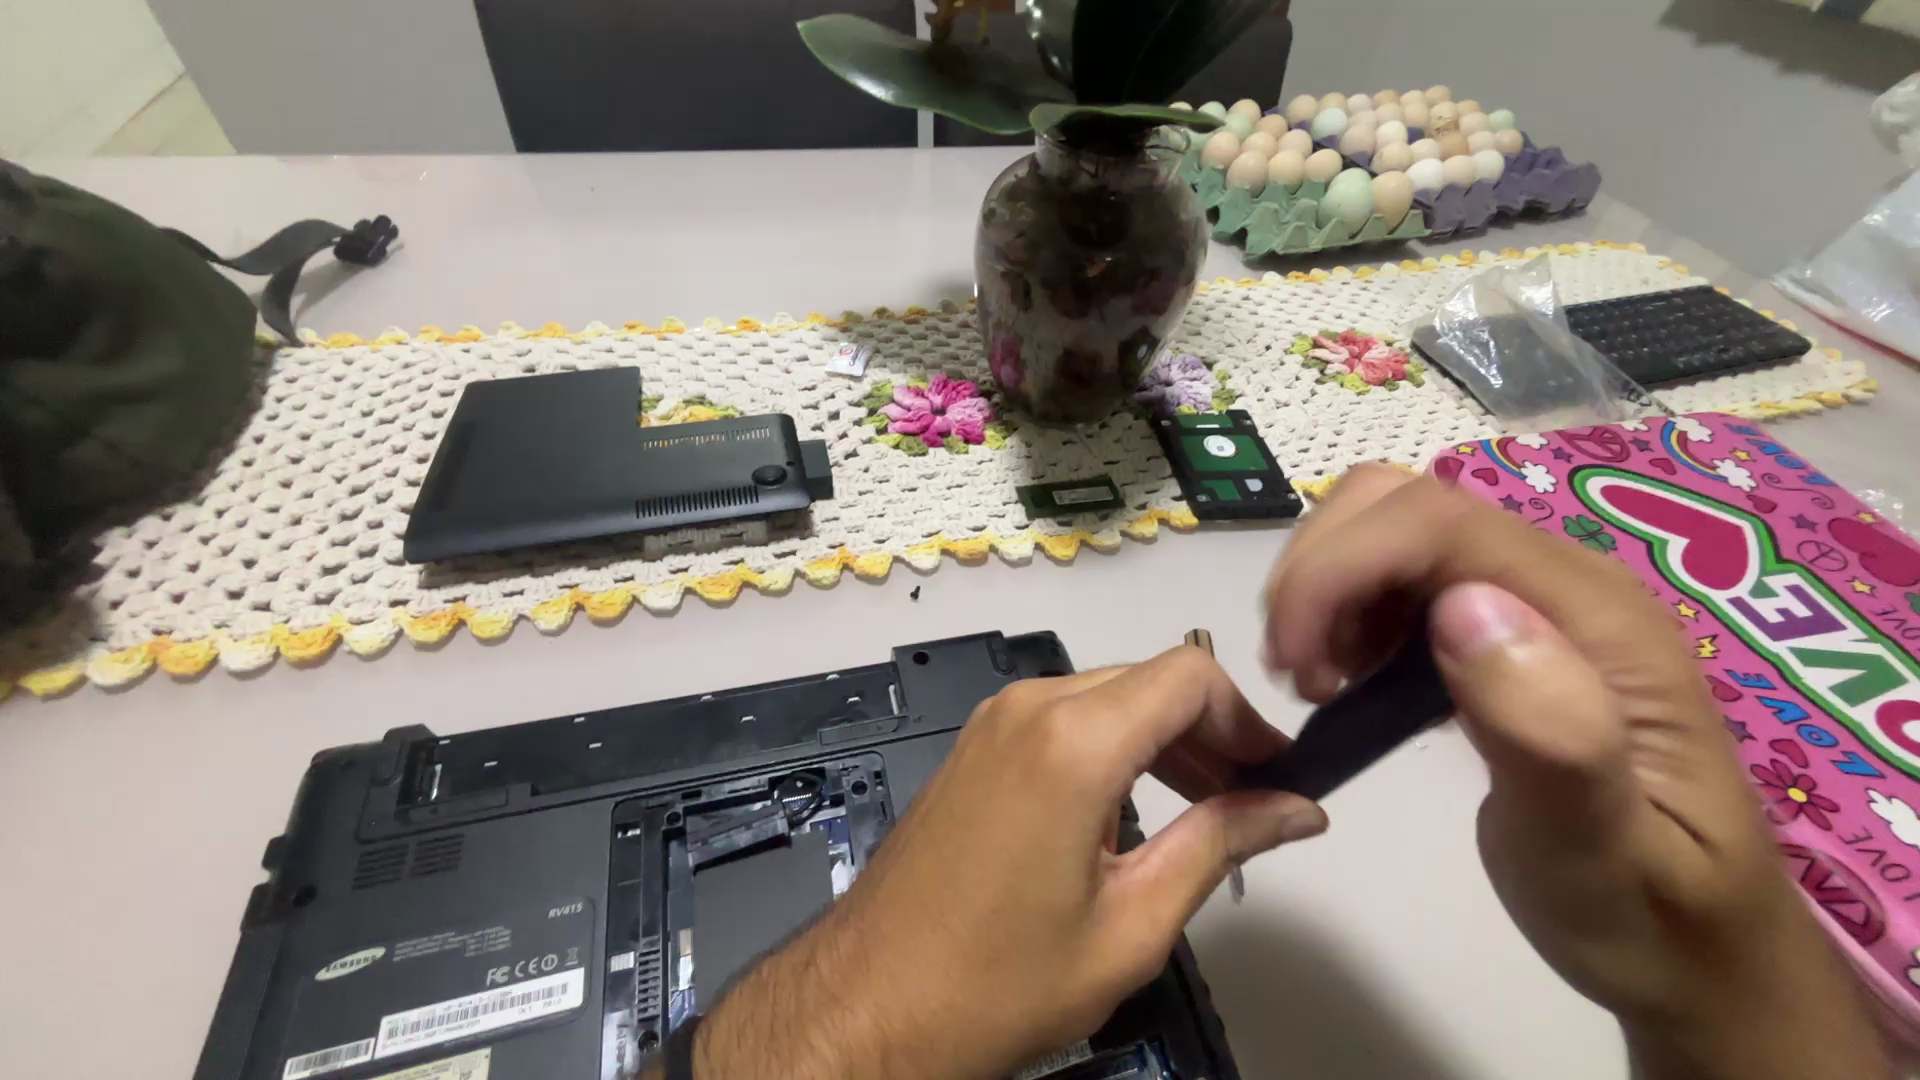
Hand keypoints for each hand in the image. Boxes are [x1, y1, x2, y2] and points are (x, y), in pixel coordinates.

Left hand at [692, 648, 1326, 1079]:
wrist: (871, 997)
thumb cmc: (1002, 979)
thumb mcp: (1131, 923)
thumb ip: (1220, 845)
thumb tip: (1297, 808)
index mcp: (1073, 741)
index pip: (1189, 676)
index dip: (1246, 718)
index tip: (1276, 776)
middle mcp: (1029, 705)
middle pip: (1149, 680)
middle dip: (1210, 730)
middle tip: (1250, 801)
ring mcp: (994, 719)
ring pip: (1107, 694)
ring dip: (1163, 737)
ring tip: (1204, 807)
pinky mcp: (977, 741)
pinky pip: (1064, 716)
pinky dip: (1113, 742)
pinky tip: (1133, 804)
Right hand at [1262, 464, 1889, 1078]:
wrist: (1689, 943)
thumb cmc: (1644, 913)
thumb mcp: (1603, 851)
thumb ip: (1555, 731)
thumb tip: (1465, 607)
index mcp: (1591, 616)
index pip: (1431, 522)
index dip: (1335, 570)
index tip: (1295, 668)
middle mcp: (1553, 578)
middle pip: (1395, 501)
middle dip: (1316, 572)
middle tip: (1300, 674)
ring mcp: (1517, 593)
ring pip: (1378, 524)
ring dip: (1318, 587)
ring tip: (1318, 680)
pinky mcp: (1484, 617)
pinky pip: (1383, 569)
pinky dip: (1333, 606)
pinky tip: (1342, 676)